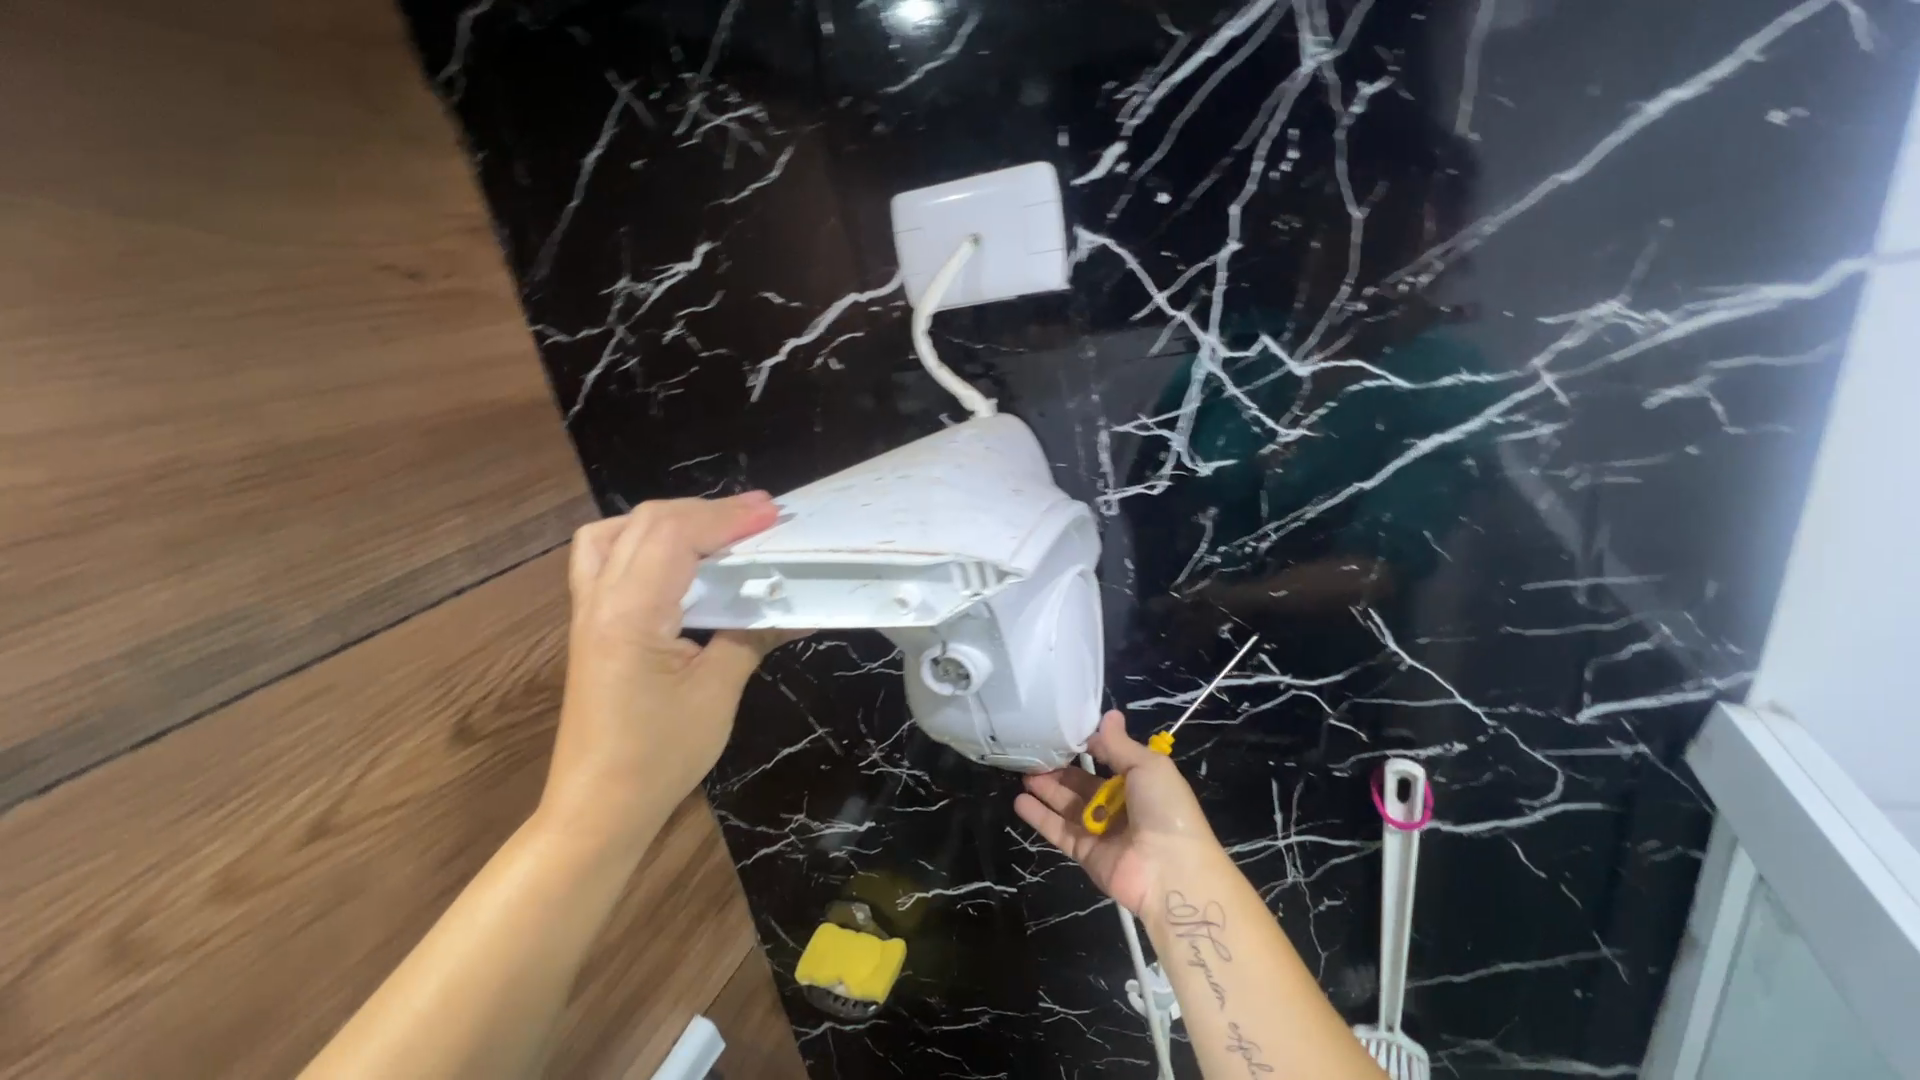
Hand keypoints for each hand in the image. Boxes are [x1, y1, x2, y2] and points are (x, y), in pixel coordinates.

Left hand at [538, 493, 790, 855]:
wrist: (600, 806)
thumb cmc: (660, 755)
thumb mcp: (718, 692)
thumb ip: (752, 635)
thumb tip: (796, 608)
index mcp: (630, 613)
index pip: (676, 535)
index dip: (728, 517)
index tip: (774, 514)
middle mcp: (601, 600)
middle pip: (648, 523)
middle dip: (708, 511)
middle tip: (760, 517)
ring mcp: (588, 610)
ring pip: (616, 533)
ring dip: (669, 520)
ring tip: (714, 531)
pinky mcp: (590, 625)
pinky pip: (603, 558)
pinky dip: (639, 542)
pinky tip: (673, 563)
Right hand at [1014, 711, 1223, 913]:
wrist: (1171, 871)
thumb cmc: (1165, 809)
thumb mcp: (1148, 766)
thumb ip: (1120, 744)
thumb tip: (1109, 714)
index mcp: (1140, 782)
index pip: (1107, 759)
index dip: (1086, 747)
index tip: (1060, 733)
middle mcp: (1119, 804)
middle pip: (1082, 782)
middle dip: (1059, 768)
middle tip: (1033, 754)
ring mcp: (1101, 830)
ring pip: (1067, 805)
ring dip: (1046, 789)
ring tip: (1023, 773)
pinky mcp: (1085, 852)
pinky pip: (1059, 831)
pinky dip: (1040, 816)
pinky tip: (1020, 801)